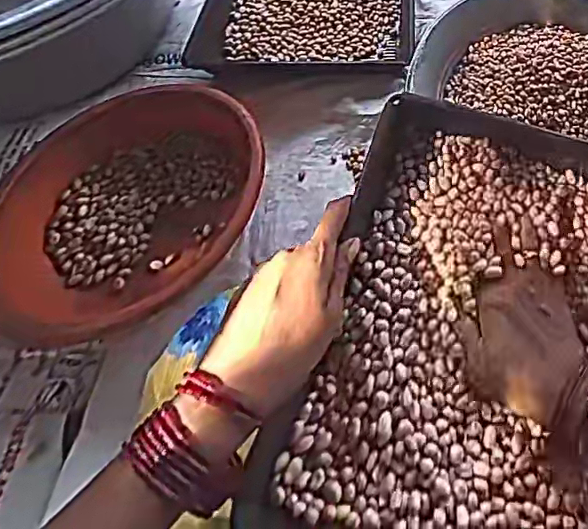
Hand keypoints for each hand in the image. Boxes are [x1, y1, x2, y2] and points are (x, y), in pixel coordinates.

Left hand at [199, 197, 358, 418]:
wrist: (236, 381)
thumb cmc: (292, 351)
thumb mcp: (331, 316)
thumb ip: (341, 275)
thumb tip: (350, 246)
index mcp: (311, 257)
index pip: (331, 218)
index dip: (344, 210)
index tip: (351, 206)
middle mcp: (286, 255)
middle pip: (313, 249)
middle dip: (324, 266)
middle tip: (331, 300)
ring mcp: (265, 269)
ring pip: (295, 267)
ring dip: (303, 283)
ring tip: (305, 321)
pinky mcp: (249, 286)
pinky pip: (278, 281)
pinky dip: (286, 295)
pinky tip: (285, 325)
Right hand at [457, 213, 583, 427]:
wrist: (563, 389)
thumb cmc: (517, 384)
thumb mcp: (479, 367)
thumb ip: (467, 337)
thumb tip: (457, 314)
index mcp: (489, 306)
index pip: (476, 275)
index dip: (469, 257)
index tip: (462, 240)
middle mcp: (511, 291)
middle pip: (501, 258)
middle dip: (497, 238)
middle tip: (495, 219)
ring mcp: (536, 291)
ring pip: (527, 256)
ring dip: (523, 237)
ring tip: (520, 220)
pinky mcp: (557, 297)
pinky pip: (551, 266)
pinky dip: (548, 250)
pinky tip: (548, 239)